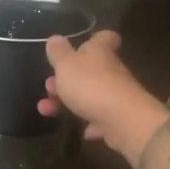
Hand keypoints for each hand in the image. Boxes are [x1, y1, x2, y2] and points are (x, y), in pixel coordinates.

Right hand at [40, 31, 168, 158]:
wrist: (123, 120)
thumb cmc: (90, 85)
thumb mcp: (66, 65)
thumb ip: (58, 52)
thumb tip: (55, 38)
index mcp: (99, 52)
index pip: (104, 38)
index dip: (93, 40)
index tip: (81, 46)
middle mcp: (111, 70)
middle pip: (89, 70)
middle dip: (66, 79)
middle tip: (49, 87)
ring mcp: (116, 94)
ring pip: (90, 95)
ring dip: (67, 102)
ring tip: (46, 110)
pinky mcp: (118, 117)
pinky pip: (101, 118)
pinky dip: (90, 124)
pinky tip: (81, 130)